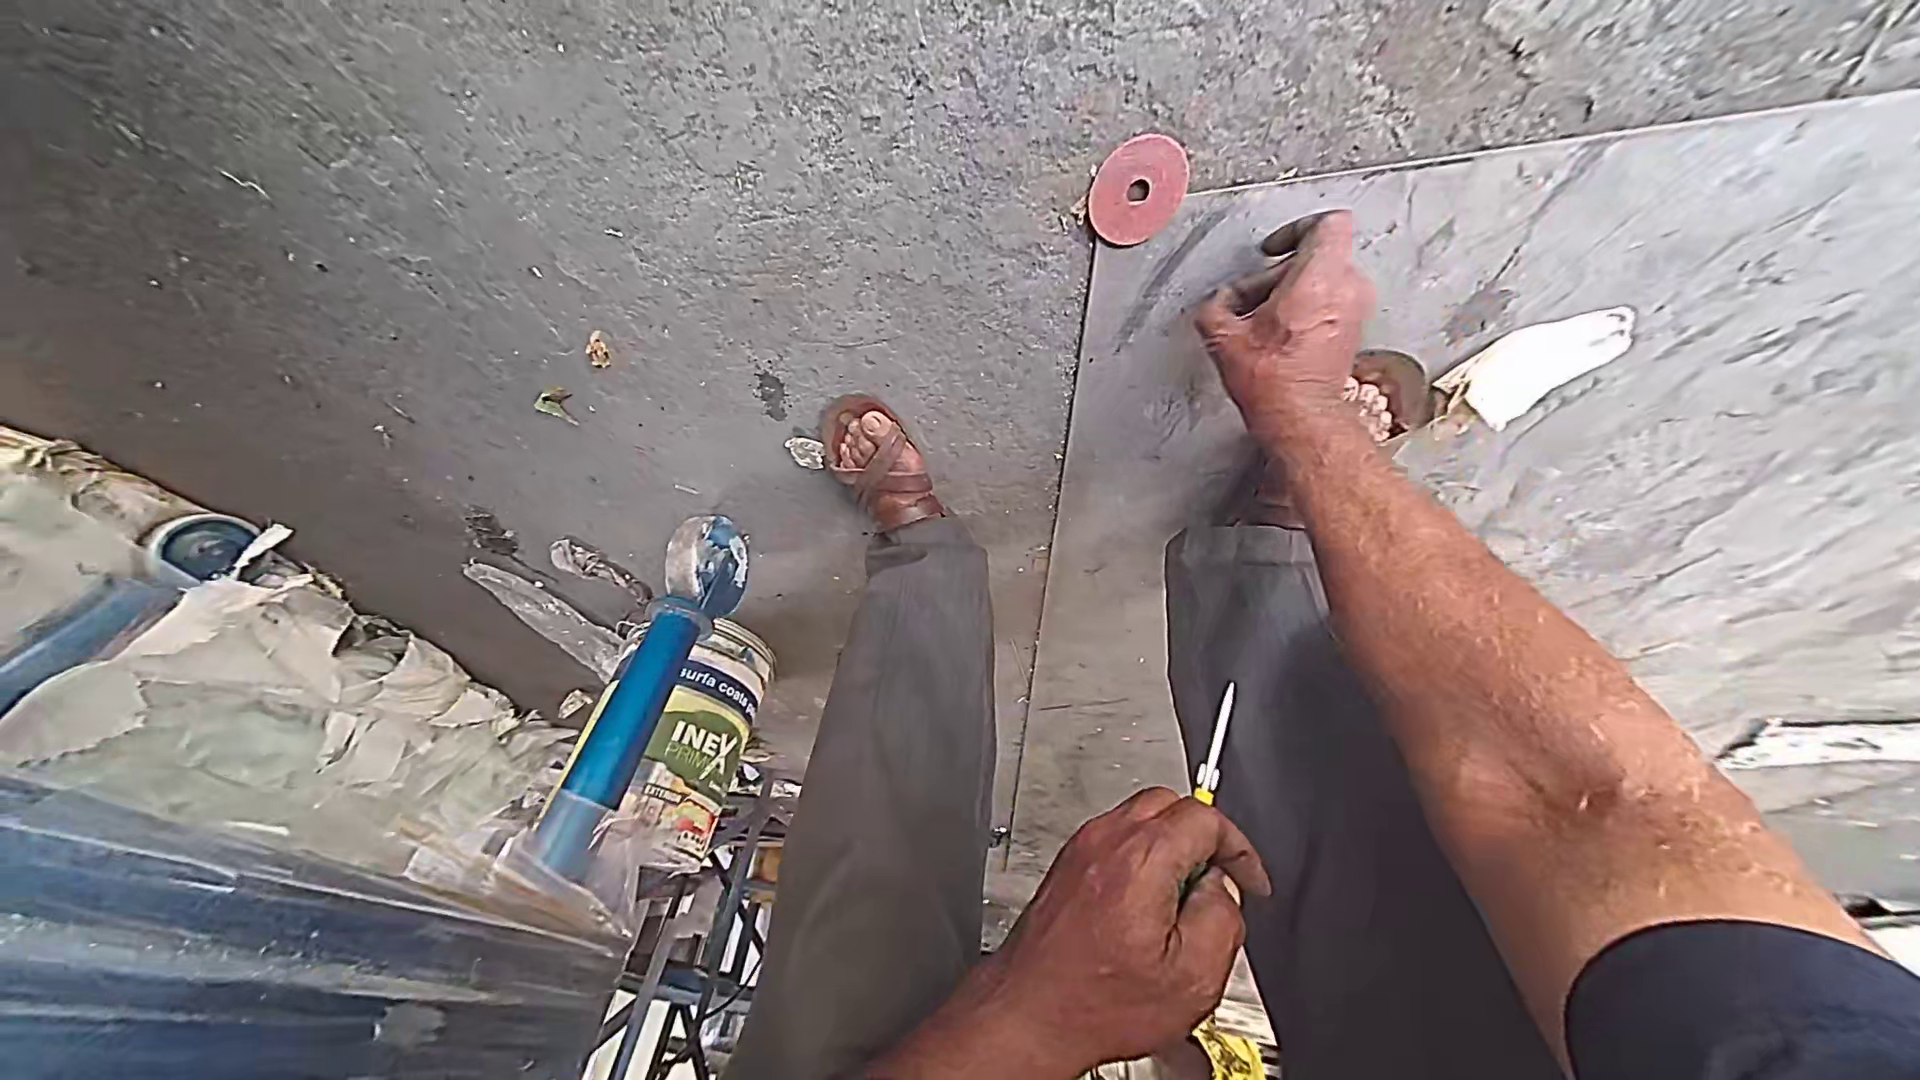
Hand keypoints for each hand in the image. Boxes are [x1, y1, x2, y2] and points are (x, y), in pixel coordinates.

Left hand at [884, 788, 1268, 1077]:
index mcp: (1140, 860)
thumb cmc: (1096, 1001)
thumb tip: (1225, 888)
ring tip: (1184, 894)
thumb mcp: (1191, 979)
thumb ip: (1222, 920)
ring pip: (1142, 812)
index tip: (1248, 878)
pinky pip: (1118, 832)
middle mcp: (1107, 840)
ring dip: (1173, 840)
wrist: (1033, 1008)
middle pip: (1171, 801)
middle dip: (1205, 834)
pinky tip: (1149, 898)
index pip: (1204, 817)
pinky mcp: (1071, 857)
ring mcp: (1084, 844)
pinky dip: (1143, 850)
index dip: (1238, 847)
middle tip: (1220, 876)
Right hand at [1194, 209, 1375, 447]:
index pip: (1326, 224)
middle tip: (1250, 300)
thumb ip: (1215, 308)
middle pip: (1315, 258)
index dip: (1294, 229)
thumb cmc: (1273, 381)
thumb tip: (1218, 304)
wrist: (1299, 416)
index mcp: (1319, 278)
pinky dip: (1303, 313)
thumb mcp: (1223, 339)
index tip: (1271, 250)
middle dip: (1278, 275)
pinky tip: (1276, 339)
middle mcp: (1347, 288)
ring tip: (1261, 324)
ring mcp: (1354, 311)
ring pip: (1322, 282)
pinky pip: (1329, 305)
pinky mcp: (1352, 332)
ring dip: (1290, 295)